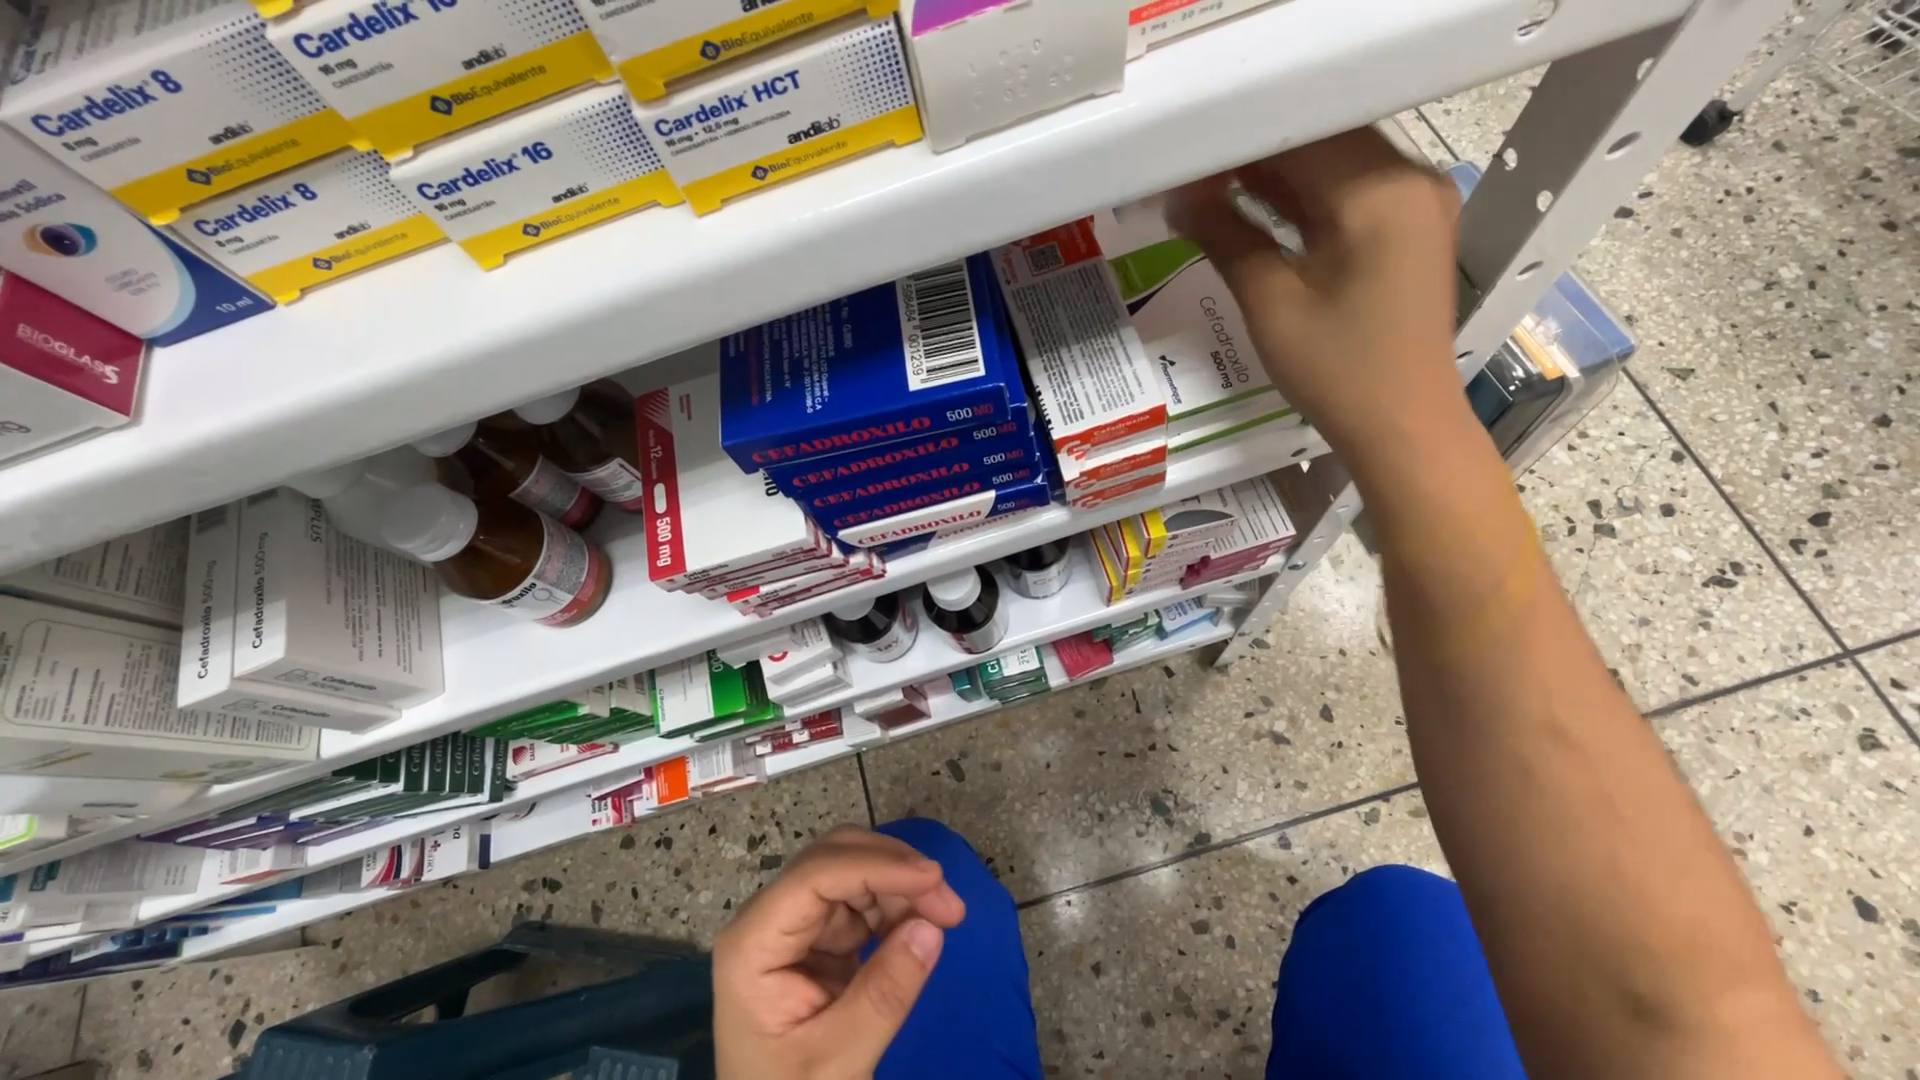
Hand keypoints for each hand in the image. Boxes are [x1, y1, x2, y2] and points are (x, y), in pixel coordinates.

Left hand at [712, 825, 965, 1079]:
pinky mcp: (818, 939)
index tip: (933, 878)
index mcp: (753, 944)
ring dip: (901, 885)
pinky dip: (897, 904)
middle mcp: (769, 920)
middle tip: (949, 904)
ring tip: (945, 917)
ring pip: (852, 873)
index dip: (876, 866)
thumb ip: (884, 994)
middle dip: (894, 868)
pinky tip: (921, 926)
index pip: (814, 877)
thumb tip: (930, 927)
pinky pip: (861, 902)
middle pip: (832, 860)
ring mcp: (794, 926)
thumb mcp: (839, 1059)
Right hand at [1166, 127, 1463, 456]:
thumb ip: (1226, 237)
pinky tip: (1254, 203)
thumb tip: (1178, 199)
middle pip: (1321, 136)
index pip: (1299, 131)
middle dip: (1253, 151)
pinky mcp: (1410, 225)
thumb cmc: (1338, 371)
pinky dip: (1303, 194)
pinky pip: (1349, 189)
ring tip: (1210, 186)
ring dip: (1274, 171)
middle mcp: (1410, 178)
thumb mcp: (1271, 304)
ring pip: (1333, 160)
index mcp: (1379, 191)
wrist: (1403, 426)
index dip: (1236, 139)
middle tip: (1190, 172)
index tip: (1184, 158)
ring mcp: (1415, 200)